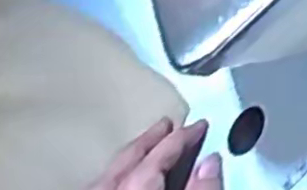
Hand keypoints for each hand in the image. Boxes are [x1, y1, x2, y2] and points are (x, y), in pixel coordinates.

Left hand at [87, 118, 220, 189]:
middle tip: (167, 124)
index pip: (156, 157)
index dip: (181, 136)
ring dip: (126, 161)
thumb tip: (210, 160)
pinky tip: (120, 179)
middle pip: (123, 165)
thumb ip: (202, 189)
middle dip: (146, 141)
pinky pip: (95, 189)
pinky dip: (109, 180)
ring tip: (144, 149)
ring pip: (102, 180)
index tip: (199, 125)